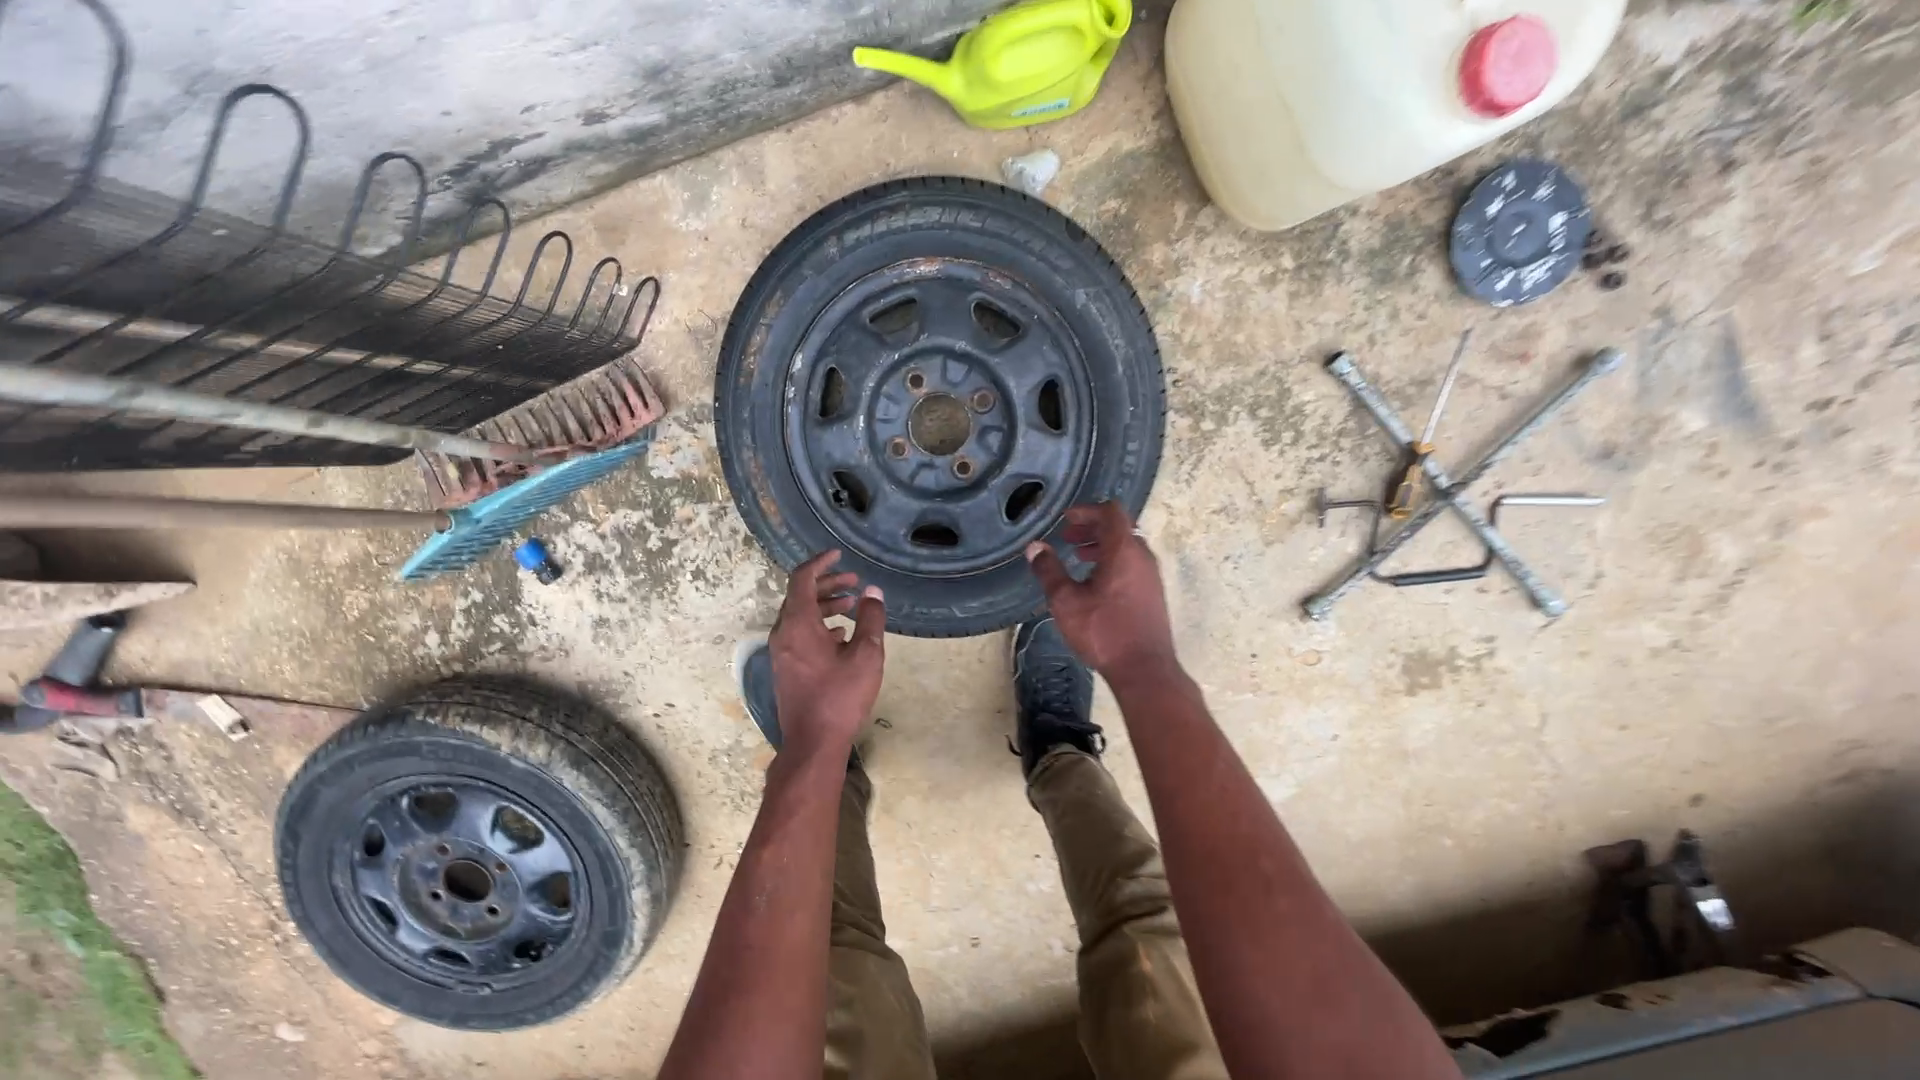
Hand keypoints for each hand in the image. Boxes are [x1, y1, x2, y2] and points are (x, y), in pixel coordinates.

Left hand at [768, 550, 885, 758]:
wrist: (813, 742)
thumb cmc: (840, 696)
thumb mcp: (866, 655)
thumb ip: (871, 619)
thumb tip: (872, 592)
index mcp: (798, 624)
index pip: (802, 579)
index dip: (821, 563)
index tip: (839, 555)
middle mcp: (783, 634)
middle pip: (800, 596)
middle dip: (828, 584)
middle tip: (855, 582)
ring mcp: (781, 653)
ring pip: (799, 617)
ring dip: (824, 606)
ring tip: (852, 607)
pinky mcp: (786, 668)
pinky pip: (798, 635)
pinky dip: (818, 625)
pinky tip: (841, 635)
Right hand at [1025, 502, 1177, 679]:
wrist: (1145, 669)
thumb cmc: (1103, 631)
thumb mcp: (1066, 601)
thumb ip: (1049, 570)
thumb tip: (1034, 547)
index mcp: (1123, 550)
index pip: (1111, 512)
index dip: (1087, 510)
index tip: (1066, 520)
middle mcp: (1142, 557)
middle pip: (1119, 528)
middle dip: (1092, 528)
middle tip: (1067, 538)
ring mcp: (1151, 576)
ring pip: (1127, 547)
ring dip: (1102, 546)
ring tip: (1078, 558)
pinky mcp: (1153, 594)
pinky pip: (1132, 564)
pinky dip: (1113, 561)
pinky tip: (1094, 584)